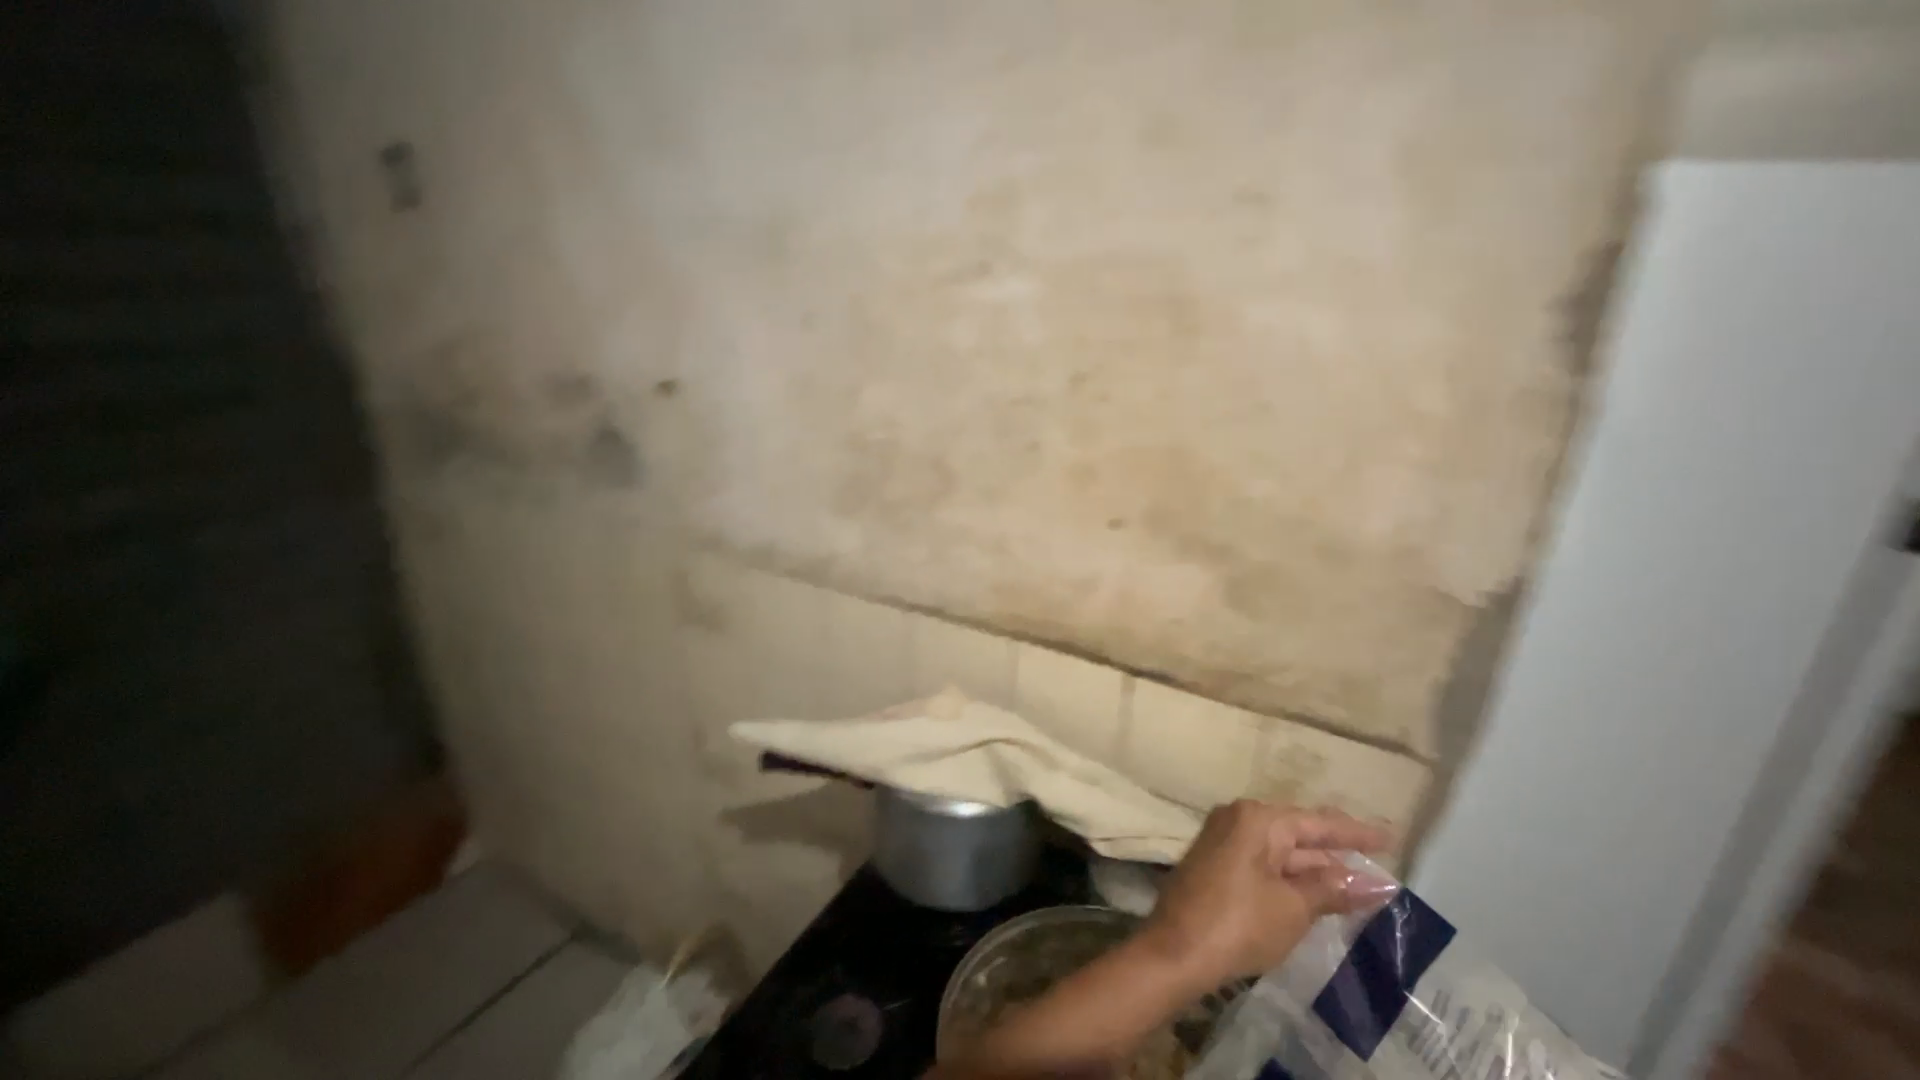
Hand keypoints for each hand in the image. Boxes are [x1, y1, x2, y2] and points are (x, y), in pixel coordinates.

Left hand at [1141, 800, 1393, 991]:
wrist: (1175, 953)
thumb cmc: (1239, 923)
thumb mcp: (1293, 907)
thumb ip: (1334, 890)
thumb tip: (1378, 884)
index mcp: (1257, 819)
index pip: (1318, 822)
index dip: (1356, 832)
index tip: (1391, 837)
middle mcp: (1237, 820)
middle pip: (1299, 834)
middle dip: (1337, 855)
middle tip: (1378, 869)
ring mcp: (1223, 842)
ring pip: (1282, 852)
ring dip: (1316, 871)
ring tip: (1358, 887)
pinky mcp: (1216, 867)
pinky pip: (1264, 865)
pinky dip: (1291, 879)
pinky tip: (1317, 895)